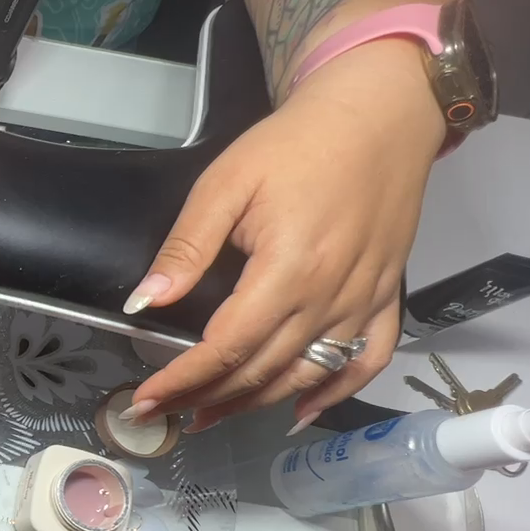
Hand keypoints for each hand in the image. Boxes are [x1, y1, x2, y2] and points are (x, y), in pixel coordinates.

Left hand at [124, 39, 444, 432]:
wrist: (381, 111)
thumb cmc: (294, 144)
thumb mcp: (224, 185)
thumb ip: (185, 248)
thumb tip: (142, 303)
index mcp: (289, 270)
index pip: (224, 347)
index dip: (181, 381)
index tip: (144, 402)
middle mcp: (331, 295)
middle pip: (260, 370)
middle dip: (203, 399)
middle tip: (161, 415)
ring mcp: (365, 298)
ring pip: (306, 373)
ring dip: (253, 404)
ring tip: (206, 418)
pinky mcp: (387, 292)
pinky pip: (367, 358)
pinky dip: (334, 391)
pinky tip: (296, 412)